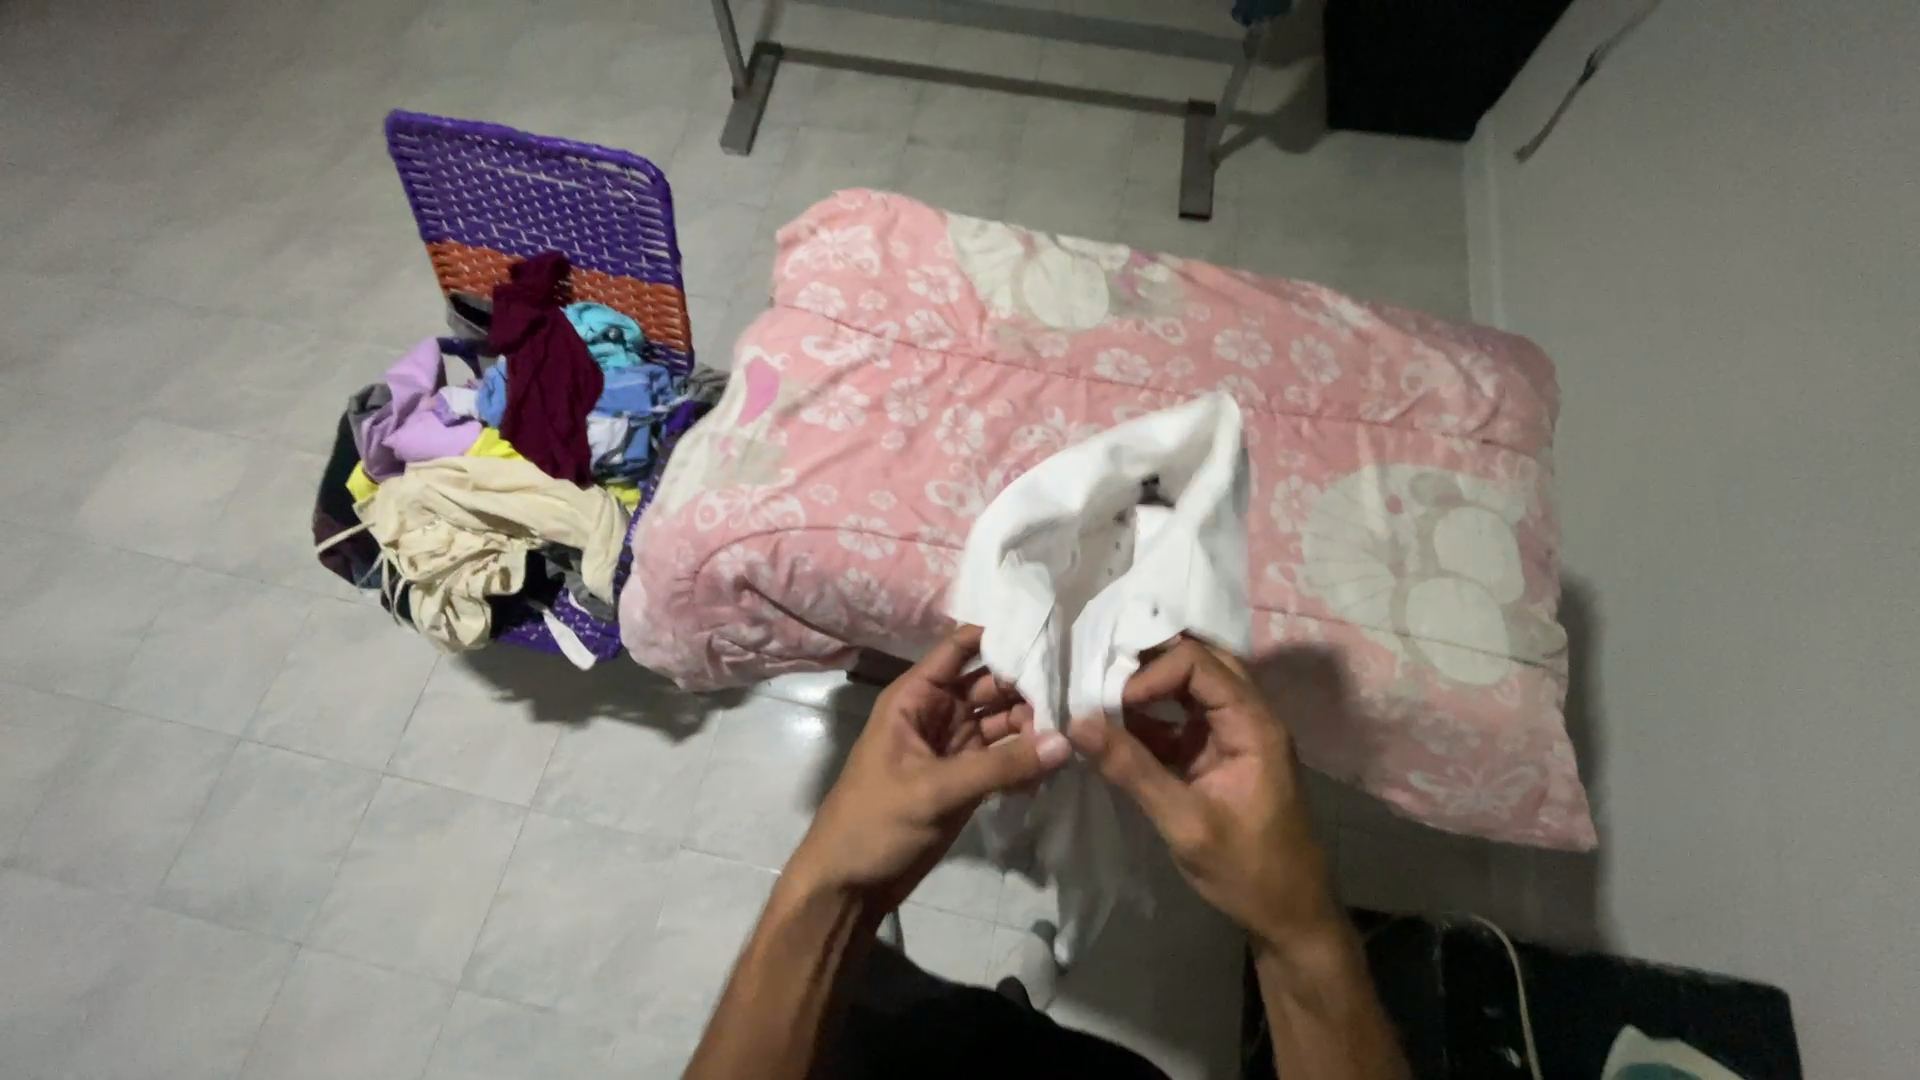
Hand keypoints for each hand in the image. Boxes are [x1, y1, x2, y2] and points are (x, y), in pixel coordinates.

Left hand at [785, 625, 1072, 913]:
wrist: (849, 886)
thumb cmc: (876, 822)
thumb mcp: (935, 789)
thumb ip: (1001, 766)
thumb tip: (1065, 742)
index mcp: (916, 697)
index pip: (960, 649)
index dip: (999, 637)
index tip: (1047, 636)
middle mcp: (939, 712)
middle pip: (991, 685)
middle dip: (1029, 686)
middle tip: (1076, 693)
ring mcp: (954, 746)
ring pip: (1002, 722)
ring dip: (1033, 725)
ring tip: (1076, 730)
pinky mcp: (967, 779)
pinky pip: (1004, 757)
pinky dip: (1027, 759)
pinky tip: (1056, 764)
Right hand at [1067, 636, 1337, 949]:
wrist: (1290, 917)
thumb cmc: (1247, 870)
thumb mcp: (1184, 822)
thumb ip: (1132, 769)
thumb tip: (1076, 723)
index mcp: (1253, 723)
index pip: (1197, 663)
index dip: (1151, 673)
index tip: (1112, 703)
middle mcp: (1248, 715)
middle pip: (1198, 661)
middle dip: (1148, 664)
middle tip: (1102, 678)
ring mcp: (1234, 733)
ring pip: (1190, 685)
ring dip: (1148, 688)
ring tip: (1102, 699)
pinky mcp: (1218, 753)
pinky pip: (1182, 717)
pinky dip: (1149, 718)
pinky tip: (1115, 731)